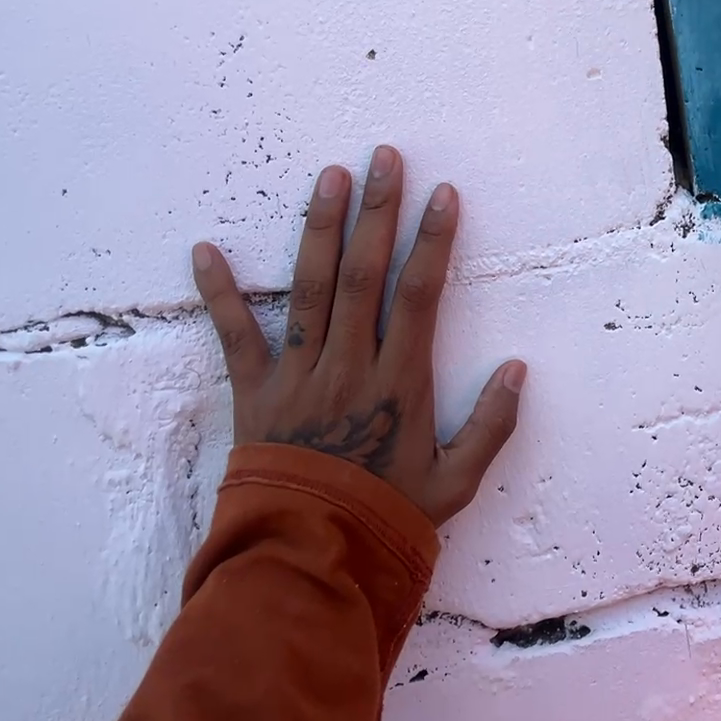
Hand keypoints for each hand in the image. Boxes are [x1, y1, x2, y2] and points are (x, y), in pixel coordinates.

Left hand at [191, 146, 524, 525]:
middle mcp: (348, 366)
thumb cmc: (387, 517)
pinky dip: (218, 294)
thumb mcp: (456, 481)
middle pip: (361, 274)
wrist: (307, 560)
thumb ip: (492, 425)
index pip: (418, 294)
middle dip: (376, 212)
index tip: (442, 195)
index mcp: (398, 382)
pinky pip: (234, 337)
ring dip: (318, 229)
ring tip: (327, 177)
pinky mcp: (254, 394)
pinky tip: (203, 250)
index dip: (432, 240)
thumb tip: (517, 368)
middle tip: (382, 159)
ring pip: (308, 290)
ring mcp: (297, 376)